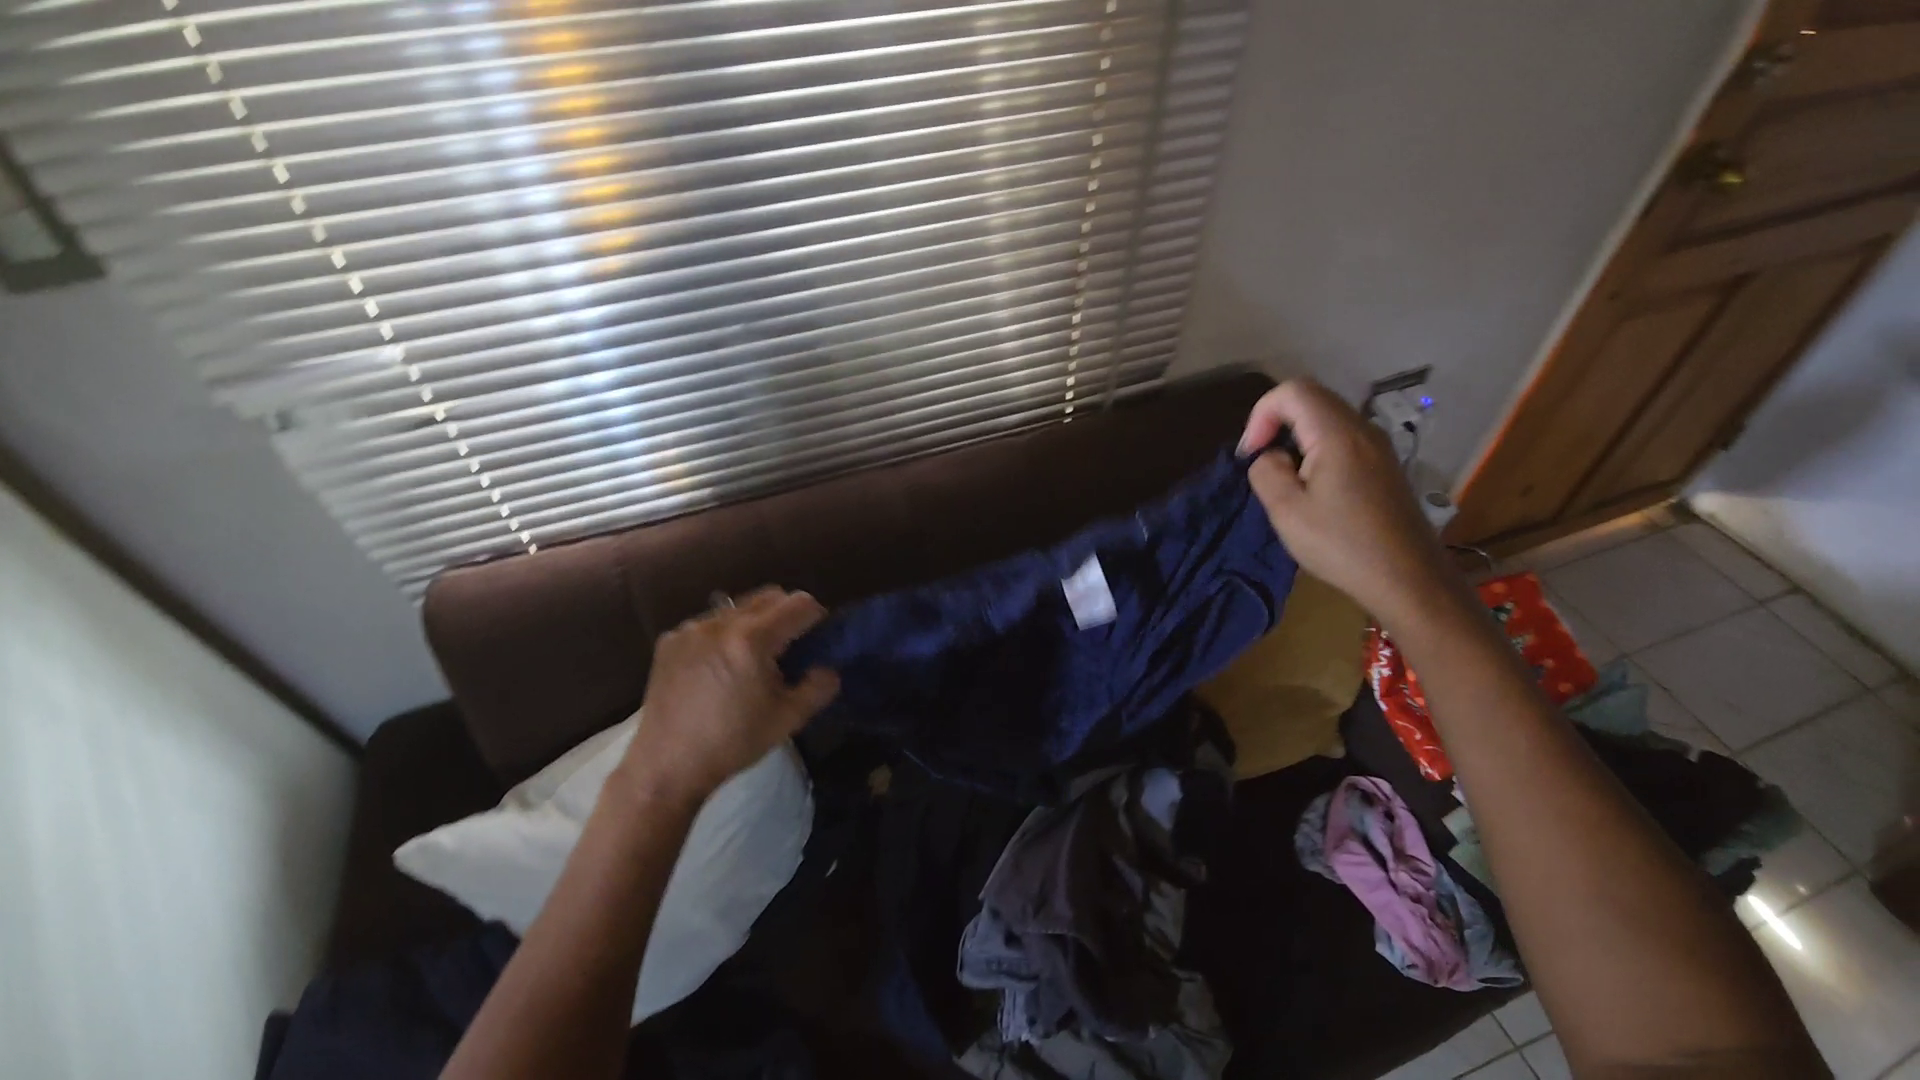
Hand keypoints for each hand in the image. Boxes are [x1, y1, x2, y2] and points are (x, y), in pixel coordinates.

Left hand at [620, 587, 839, 803]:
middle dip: (786, 615)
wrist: (668, 766)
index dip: (816, 617)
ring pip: (737, 608)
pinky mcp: (670, 641)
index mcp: (752, 639)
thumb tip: (828, 668)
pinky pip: (708, 624)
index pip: (799, 604)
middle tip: (789, 649)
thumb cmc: (733, 742)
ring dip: (754, 623)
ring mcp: (690, 629)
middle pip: (768, 596)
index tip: (816, 640)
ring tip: (750, 660)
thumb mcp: (788, 719)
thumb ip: (819, 687)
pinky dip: (723, 636)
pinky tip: (718, 669)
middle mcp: (720, 623)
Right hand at [1239, 379, 1453, 624]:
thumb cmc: (1342, 545)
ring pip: (1328, 419)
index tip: (1251, 453)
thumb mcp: (1287, 511)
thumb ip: (1267, 472)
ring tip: (1284, 478)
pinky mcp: (1385, 466)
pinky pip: (1344, 439)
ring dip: (1297, 438)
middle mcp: (1363, 429)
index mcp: (1338, 433)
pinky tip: (1313, 489)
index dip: (1261, 413)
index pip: (1292, 391)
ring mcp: (1380, 447)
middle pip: (1312, 399)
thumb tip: (1271, 457)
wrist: (1407, 578)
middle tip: (1261, 461)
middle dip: (1276, 422)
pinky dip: (1318, 450)